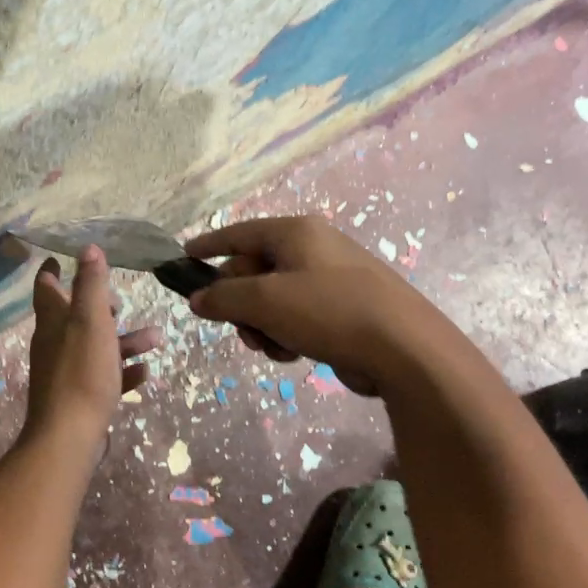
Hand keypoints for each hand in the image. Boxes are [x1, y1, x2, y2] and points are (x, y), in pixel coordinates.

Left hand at [25, 246, 161, 442]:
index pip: (46, 287)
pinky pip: (103, 378)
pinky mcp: (79, 398)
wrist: (69, 435)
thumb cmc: (81, 372)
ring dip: (123, 341)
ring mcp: (65, 373)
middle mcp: (54, 343)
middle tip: (119, 300)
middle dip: (98, 306)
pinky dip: (123, 372)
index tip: (59, 258)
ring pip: (95, 348)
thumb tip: (87, 248)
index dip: (52, 271)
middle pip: (75, 317)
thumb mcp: (90, 321)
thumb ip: (90, 284)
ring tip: (156, 338)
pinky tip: (145, 372)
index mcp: (52, 321)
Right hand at [183, 215, 457, 396]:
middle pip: (252, 270)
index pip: (238, 233)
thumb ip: (222, 298)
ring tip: (271, 347)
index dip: (208, 246)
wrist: (405, 349)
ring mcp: (331, 279)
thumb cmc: (328, 312)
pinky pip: (296, 316)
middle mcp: (314, 248)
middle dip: (238, 303)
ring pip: (271, 299)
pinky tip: (294, 353)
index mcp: (296, 233)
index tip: (183, 258)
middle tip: (236, 328)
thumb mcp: (263, 302)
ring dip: (261, 325)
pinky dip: (285, 333)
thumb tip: (198, 299)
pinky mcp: (344, 308)